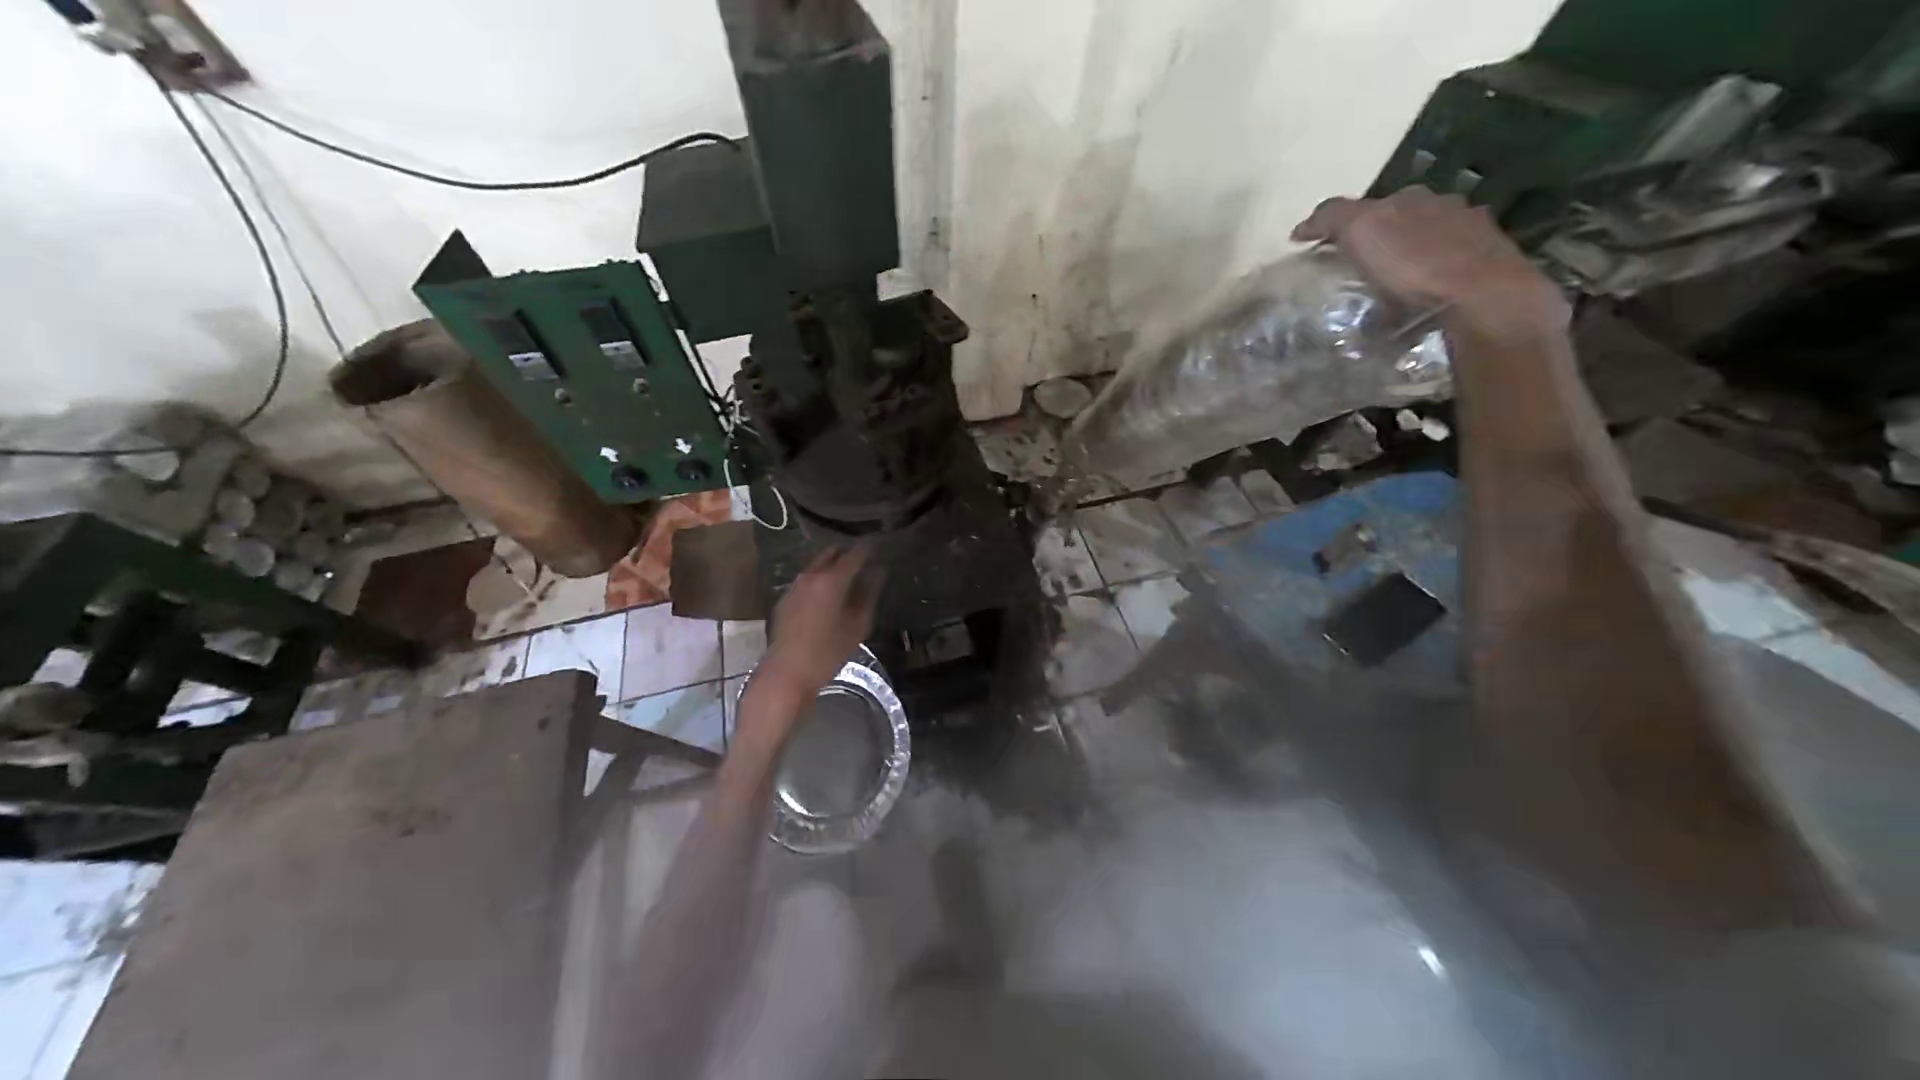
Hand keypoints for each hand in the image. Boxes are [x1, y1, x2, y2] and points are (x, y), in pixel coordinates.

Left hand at [752, 544, 881, 709]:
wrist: (787, 673)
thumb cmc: (828, 652)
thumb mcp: (857, 626)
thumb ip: (869, 595)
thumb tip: (878, 572)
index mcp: (831, 580)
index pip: (854, 555)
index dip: (867, 549)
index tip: (878, 546)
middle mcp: (810, 576)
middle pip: (831, 554)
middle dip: (847, 553)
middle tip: (863, 559)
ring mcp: (794, 586)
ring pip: (816, 566)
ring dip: (831, 566)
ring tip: (847, 575)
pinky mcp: (785, 599)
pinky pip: (806, 580)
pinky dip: (819, 579)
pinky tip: (827, 594)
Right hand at [1293, 187, 1568, 337]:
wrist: (1481, 297)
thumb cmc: (1416, 262)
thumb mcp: (1362, 229)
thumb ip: (1332, 219)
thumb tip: (1301, 228)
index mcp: (1415, 198)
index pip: (1372, 205)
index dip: (1346, 225)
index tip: (1325, 249)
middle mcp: (1447, 209)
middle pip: (1404, 223)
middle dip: (1380, 240)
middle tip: (1357, 269)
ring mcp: (1472, 239)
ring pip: (1428, 247)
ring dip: (1407, 264)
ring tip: (1388, 291)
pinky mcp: (1485, 273)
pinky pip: (1446, 277)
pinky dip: (1428, 286)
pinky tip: (1418, 305)